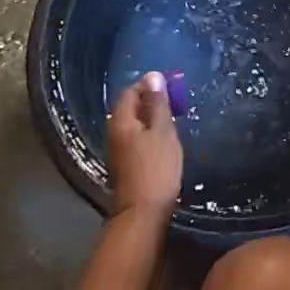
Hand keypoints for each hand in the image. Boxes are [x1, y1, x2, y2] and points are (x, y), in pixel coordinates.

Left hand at [107, 71, 183, 217]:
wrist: (142, 214)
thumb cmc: (156, 169)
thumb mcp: (162, 132)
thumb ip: (158, 103)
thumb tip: (153, 75)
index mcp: (121, 120)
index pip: (130, 91)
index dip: (149, 86)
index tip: (172, 88)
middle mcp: (114, 131)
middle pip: (130, 107)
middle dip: (151, 102)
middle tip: (175, 104)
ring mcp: (117, 149)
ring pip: (133, 124)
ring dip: (151, 119)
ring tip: (173, 121)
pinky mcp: (124, 163)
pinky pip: (135, 138)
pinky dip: (149, 134)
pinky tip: (164, 141)